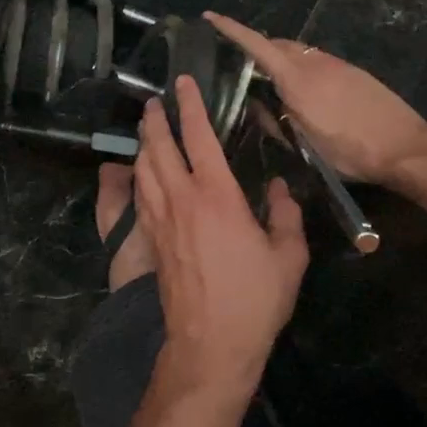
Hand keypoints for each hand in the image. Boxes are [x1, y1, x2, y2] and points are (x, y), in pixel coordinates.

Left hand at [135, 77, 307, 391]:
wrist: (210, 343)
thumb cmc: (254, 300)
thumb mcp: (288, 257)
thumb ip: (285, 216)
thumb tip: (277, 188)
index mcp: (217, 196)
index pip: (198, 138)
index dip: (190, 106)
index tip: (183, 83)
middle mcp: (182, 199)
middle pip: (158, 147)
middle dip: (154, 120)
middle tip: (155, 102)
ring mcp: (160, 219)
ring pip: (143, 168)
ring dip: (143, 144)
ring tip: (146, 129)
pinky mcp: (151, 239)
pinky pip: (139, 194)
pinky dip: (138, 174)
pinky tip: (142, 172)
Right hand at [205, 12, 426, 183]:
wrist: (407, 148)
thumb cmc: (349, 150)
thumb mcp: (303, 143)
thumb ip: (274, 119)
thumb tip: (255, 103)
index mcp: (296, 79)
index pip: (256, 45)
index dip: (231, 30)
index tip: (210, 17)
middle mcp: (314, 63)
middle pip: (277, 44)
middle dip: (256, 46)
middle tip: (239, 63)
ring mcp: (337, 64)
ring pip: (298, 52)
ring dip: (280, 58)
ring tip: (271, 80)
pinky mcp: (353, 72)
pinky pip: (317, 60)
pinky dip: (302, 66)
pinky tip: (306, 90)